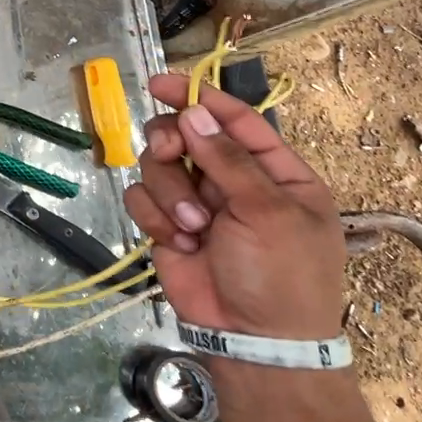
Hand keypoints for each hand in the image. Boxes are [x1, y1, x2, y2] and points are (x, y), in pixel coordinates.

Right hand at [122, 74, 345, 339]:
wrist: (252, 337)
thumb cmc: (281, 274)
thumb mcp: (268, 212)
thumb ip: (228, 159)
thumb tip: (194, 113)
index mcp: (274, 172)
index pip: (234, 121)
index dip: (198, 98)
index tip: (159, 83)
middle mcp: (232, 180)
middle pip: (183, 135)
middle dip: (172, 146)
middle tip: (170, 155)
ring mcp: (197, 201)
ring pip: (157, 165)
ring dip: (169, 193)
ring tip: (190, 225)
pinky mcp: (165, 222)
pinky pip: (141, 197)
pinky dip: (154, 217)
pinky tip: (178, 241)